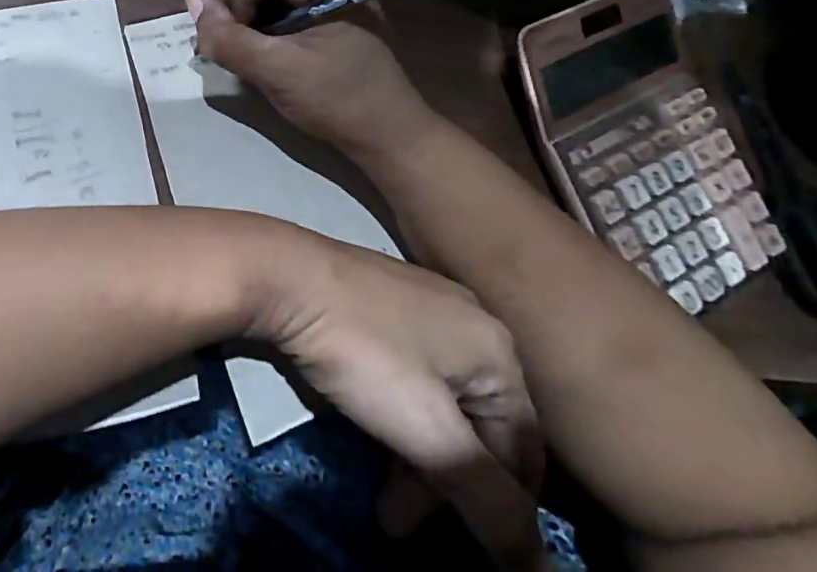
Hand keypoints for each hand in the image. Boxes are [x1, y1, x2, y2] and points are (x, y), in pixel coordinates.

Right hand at [188, 0, 436, 161]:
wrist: (385, 135)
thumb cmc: (339, 101)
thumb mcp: (277, 71)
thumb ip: (230, 37)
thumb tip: (191, 1)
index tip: (237, 38)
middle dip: (233, 1)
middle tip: (236, 43)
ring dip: (241, 14)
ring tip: (248, 50)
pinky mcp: (316, 6)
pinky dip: (253, 21)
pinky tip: (259, 49)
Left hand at [250, 231, 544, 569]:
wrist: (277, 274)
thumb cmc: (360, 351)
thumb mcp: (429, 433)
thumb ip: (491, 503)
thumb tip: (539, 569)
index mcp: (497, 350)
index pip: (522, 456)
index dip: (496, 513)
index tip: (446, 542)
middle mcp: (468, 320)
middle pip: (476, 428)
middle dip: (440, 484)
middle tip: (394, 519)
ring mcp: (420, 302)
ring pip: (435, 400)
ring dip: (411, 453)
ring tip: (377, 490)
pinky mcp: (377, 297)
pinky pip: (405, 368)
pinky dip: (393, 408)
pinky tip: (365, 422)